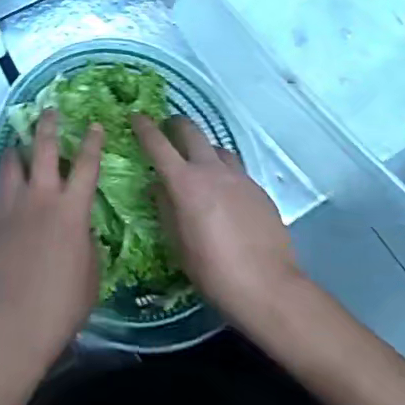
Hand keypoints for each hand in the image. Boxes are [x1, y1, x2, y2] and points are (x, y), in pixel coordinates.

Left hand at [0, 109, 104, 367]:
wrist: (12, 317)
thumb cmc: (61, 304)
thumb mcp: (91, 273)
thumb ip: (86, 239)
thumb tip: (79, 225)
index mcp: (72, 209)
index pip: (86, 165)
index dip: (92, 142)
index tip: (94, 125)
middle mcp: (41, 196)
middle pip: (44, 147)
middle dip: (48, 125)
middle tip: (50, 110)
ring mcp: (12, 202)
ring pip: (12, 158)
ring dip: (19, 147)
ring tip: (21, 144)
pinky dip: (6, 175)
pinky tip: (8, 180)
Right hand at [132, 113, 302, 317]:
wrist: (269, 288)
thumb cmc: (213, 270)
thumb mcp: (177, 243)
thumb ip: (165, 207)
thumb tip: (158, 186)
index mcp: (184, 182)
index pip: (157, 143)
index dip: (143, 126)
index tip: (135, 116)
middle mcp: (211, 170)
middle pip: (191, 131)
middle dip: (175, 125)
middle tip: (168, 130)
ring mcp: (239, 178)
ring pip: (217, 148)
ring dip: (203, 148)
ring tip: (199, 163)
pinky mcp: (259, 190)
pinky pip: (236, 170)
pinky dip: (224, 172)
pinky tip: (226, 194)